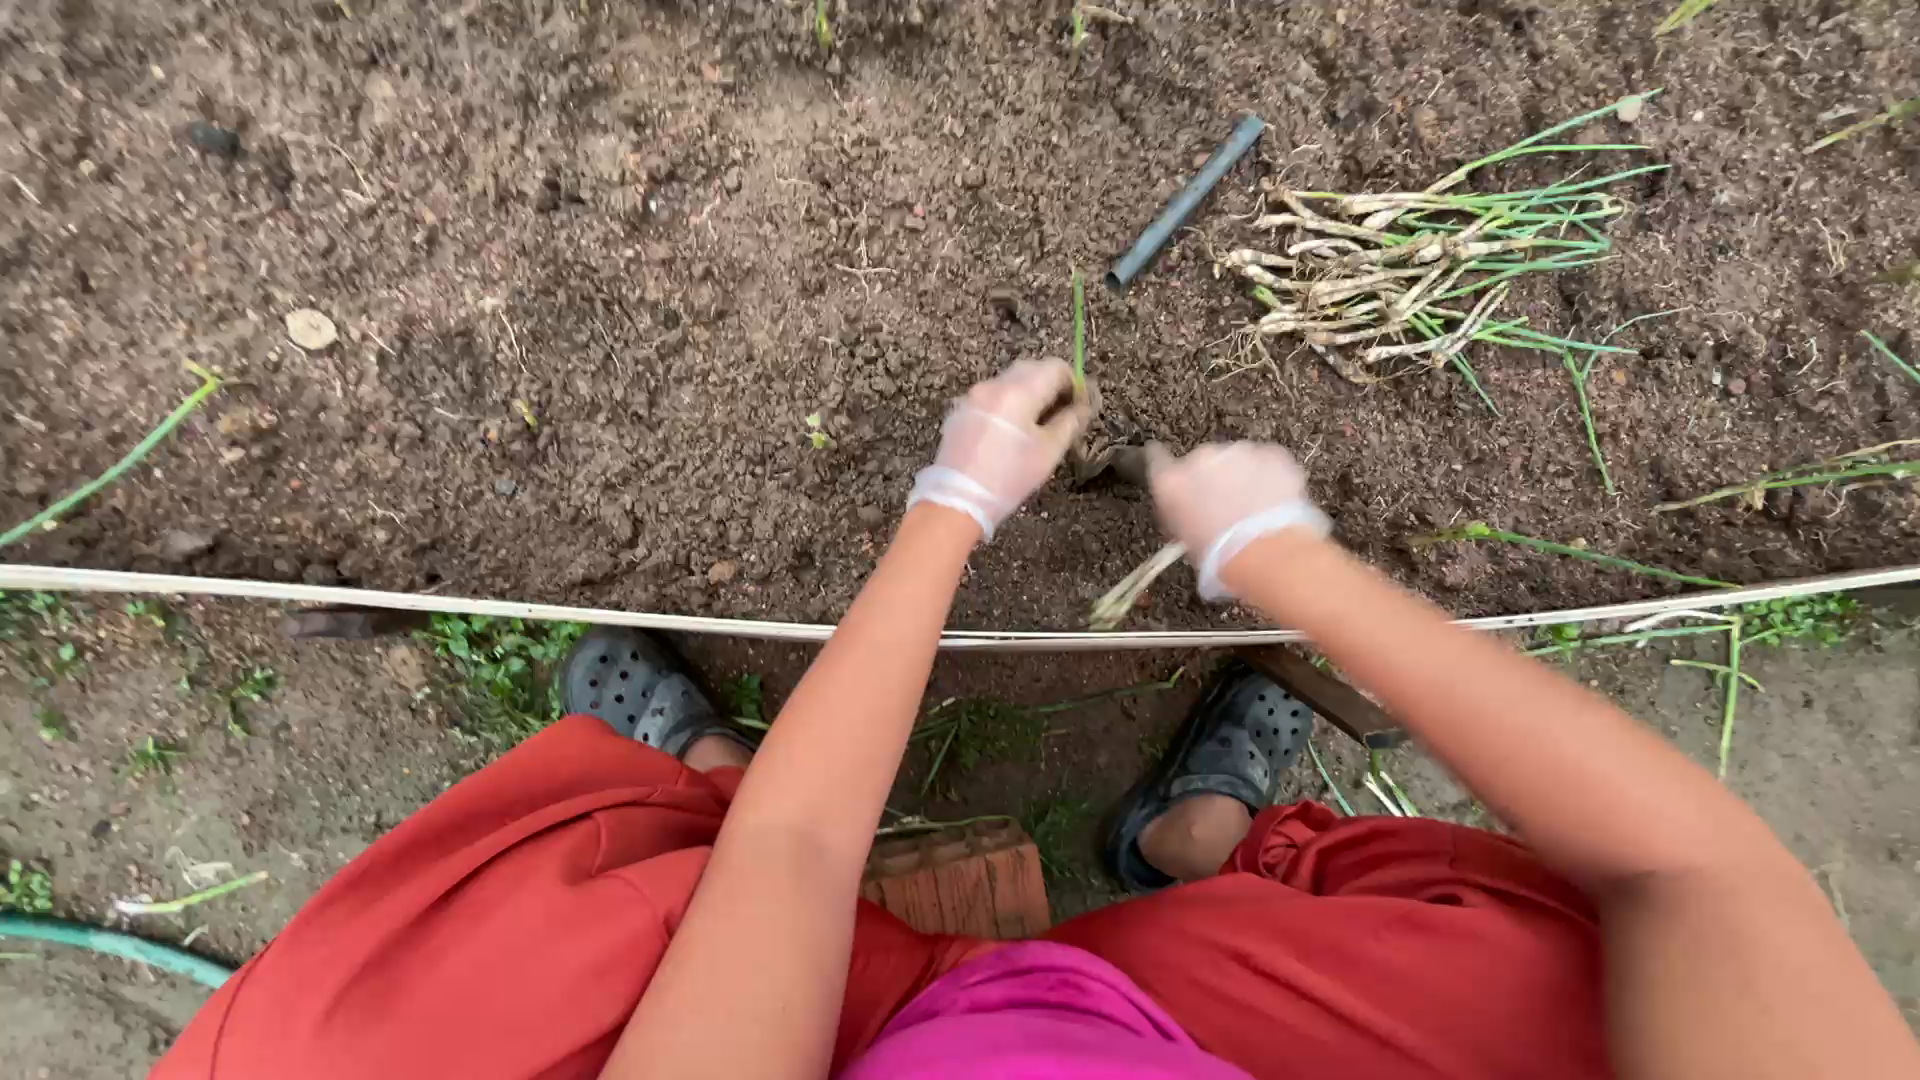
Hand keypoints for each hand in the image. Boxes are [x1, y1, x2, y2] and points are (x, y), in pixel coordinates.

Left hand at [906, 359, 1090, 539]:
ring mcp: (973, 397)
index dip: (1074, 382)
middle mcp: (993, 386)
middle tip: (1064, 410)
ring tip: (1038, 423)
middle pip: (1030, 369)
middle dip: (1051, 384)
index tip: (1082, 402)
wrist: (958, 500)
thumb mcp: (1049, 451)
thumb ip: (1070, 422)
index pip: (1055, 367)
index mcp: (1018, 391)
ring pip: (1008, 382)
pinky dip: (1007, 404)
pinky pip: (990, 398)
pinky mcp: (960, 412)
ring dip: (1028, 393)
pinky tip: (1011, 430)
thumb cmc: (1008, 477)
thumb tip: (1082, 407)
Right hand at [1147, 441, 1329, 600]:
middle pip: (1202, 461)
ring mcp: (1235, 453)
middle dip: (1211, 479)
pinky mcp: (1268, 454)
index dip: (1167, 468)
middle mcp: (1198, 460)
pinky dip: (1268, 476)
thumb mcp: (1184, 538)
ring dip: (1241, 477)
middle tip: (1223, 507)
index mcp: (1170, 482)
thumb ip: (1179, 512)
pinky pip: (1266, 460)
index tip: (1176, 475)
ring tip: (1252, 510)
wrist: (1262, 552)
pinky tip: (1271, 501)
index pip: (1157, 461)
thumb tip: (1186, 509)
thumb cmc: (1220, 555)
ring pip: (1236, 459)